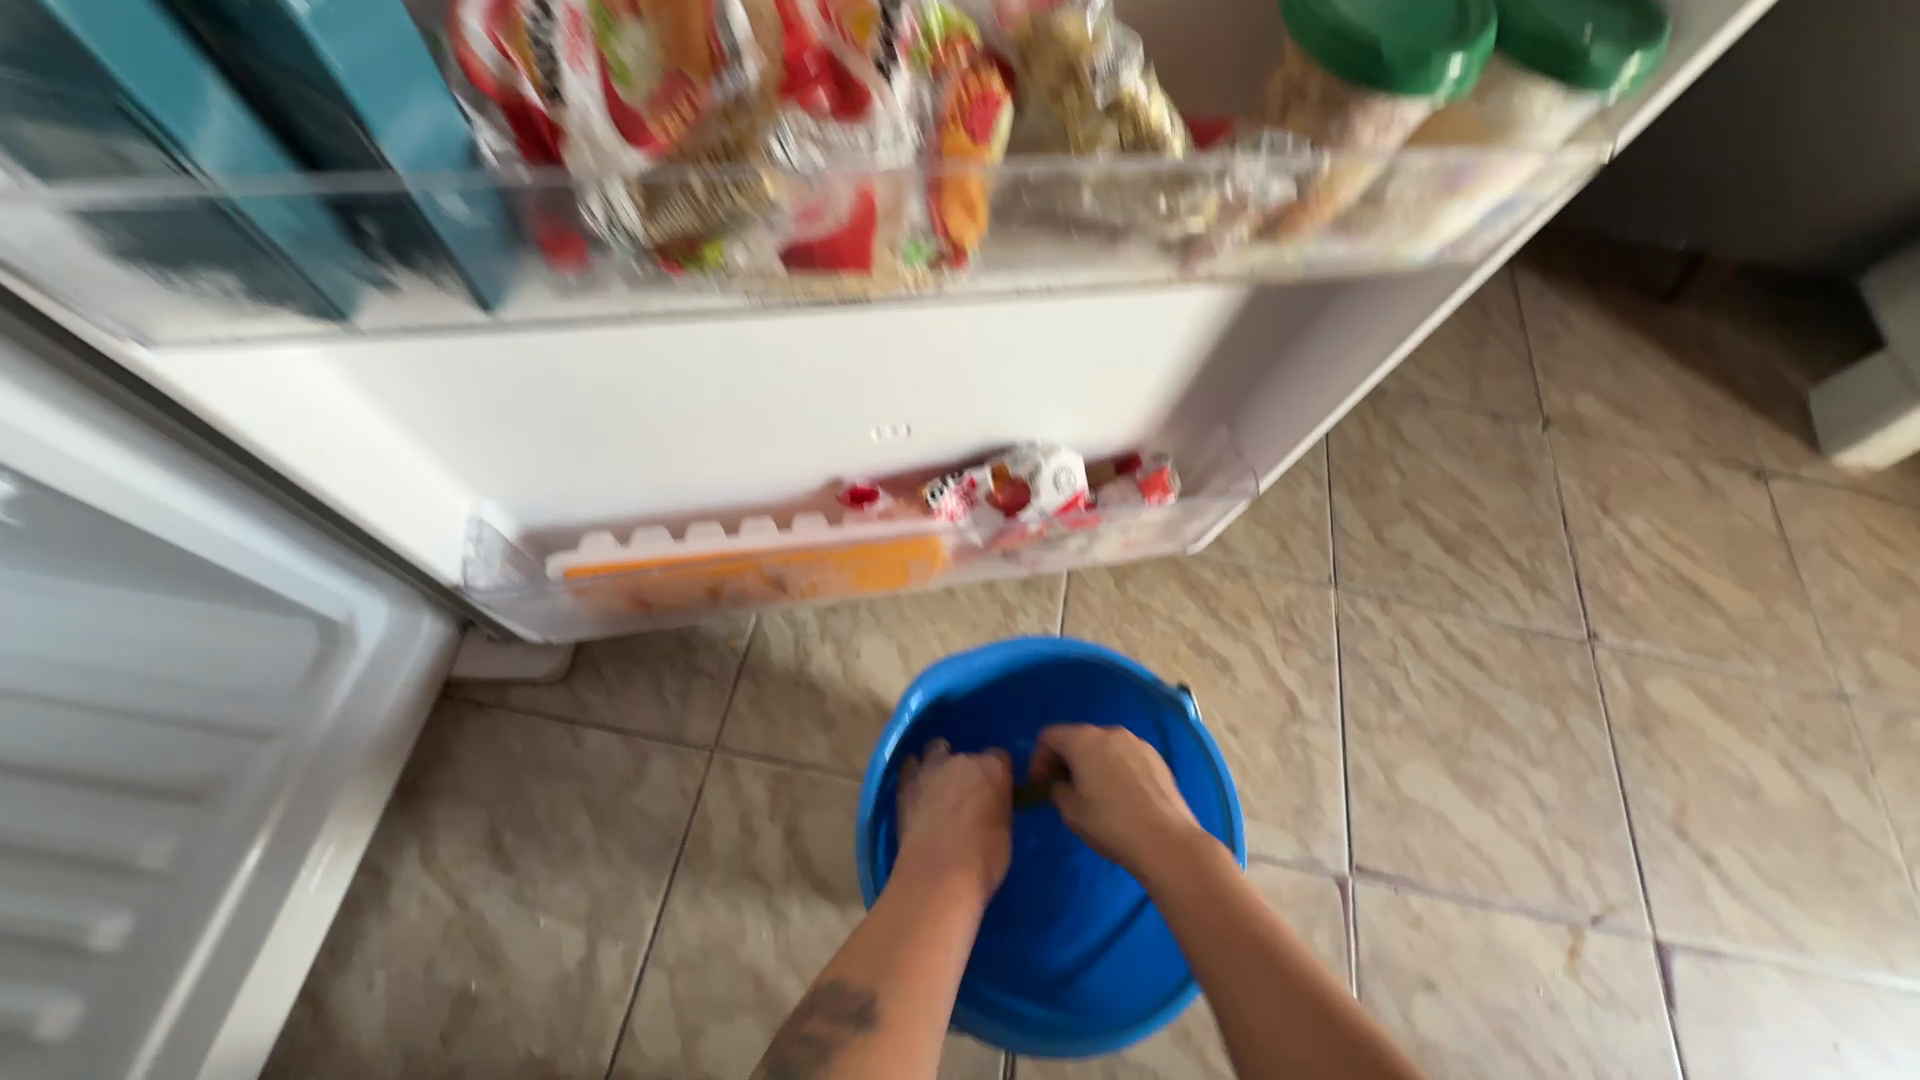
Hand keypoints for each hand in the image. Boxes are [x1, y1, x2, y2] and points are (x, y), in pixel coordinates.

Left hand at [895, 739, 1012, 902]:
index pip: (1000, 758)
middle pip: (968, 756)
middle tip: (966, 797)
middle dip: (967, 772)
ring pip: (935, 750)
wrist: (939, 873)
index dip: (997, 775)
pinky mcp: (905, 783)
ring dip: (939, 763)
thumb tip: (990, 806)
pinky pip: (910, 766)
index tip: (995, 792)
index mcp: (994, 769)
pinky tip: (917, 791)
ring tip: (938, 786)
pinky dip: (914, 774)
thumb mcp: (1004, 831)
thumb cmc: (983, 859)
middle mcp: (963, 760)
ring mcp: (931, 768)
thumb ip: (997, 807)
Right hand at [1029, 724, 1211, 876]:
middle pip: (1078, 738)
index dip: (1038, 759)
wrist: (1166, 841)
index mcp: (1083, 740)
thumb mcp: (1069, 811)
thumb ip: (1057, 789)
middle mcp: (1110, 732)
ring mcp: (1137, 743)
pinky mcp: (1157, 757)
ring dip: (1092, 763)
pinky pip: (1125, 756)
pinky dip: (1115, 768)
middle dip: (1066, 760)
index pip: (1049, 736)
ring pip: (1104, 746)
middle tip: (1064, 788)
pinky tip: (1121, 796)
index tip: (1040, 785)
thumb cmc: (1110, 824)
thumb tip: (1062, 783)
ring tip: (1095, 793)